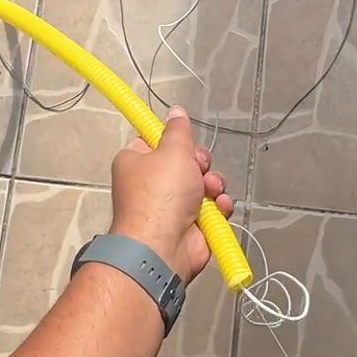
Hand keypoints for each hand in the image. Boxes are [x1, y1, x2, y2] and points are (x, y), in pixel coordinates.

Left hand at [108, 107, 233, 284]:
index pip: (156, 142)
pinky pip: (211, 209)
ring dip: (212, 185)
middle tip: (198, 168)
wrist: (164, 245)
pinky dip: (218, 207)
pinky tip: (219, 208)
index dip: (174, 141)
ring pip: (202, 185)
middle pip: (184, 162)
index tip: (184, 142)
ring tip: (210, 191)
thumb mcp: (172, 151)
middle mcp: (151, 184)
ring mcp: (172, 207)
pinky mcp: (191, 226)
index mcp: (137, 162)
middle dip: (199, 164)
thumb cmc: (161, 192)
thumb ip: (178, 130)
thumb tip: (175, 110)